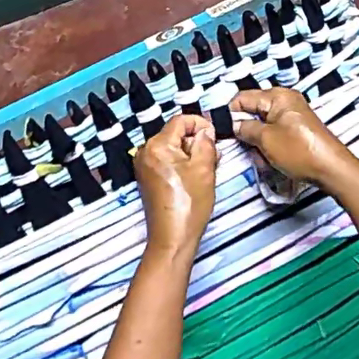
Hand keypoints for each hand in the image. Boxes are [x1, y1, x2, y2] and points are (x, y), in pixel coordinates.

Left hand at [135, 114, 217, 258]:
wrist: (172, 238)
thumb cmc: (186, 207)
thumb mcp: (204, 168)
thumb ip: (206, 143)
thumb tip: (206, 131)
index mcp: (157, 146)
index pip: (180, 120)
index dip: (200, 124)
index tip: (212, 134)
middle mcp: (146, 152)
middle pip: (176, 134)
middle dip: (195, 142)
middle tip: (212, 157)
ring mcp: (145, 166)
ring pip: (172, 148)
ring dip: (190, 154)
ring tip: (204, 172)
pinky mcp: (148, 178)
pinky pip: (166, 161)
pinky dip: (181, 165)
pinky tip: (193, 179)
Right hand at [229, 88, 358, 189]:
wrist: (331, 169)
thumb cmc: (299, 151)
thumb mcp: (266, 139)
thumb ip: (245, 128)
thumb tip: (234, 124)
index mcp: (277, 96)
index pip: (243, 97)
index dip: (231, 112)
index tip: (223, 129)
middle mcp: (285, 100)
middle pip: (254, 111)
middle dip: (247, 130)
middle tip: (246, 148)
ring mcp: (292, 115)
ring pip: (264, 125)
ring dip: (259, 142)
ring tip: (263, 159)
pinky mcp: (297, 129)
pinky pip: (275, 132)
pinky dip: (270, 145)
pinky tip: (272, 160)